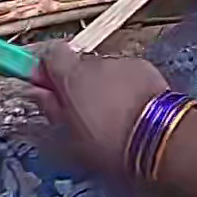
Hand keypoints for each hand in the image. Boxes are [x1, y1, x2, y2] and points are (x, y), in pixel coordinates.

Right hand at [31, 43, 168, 174]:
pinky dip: (126, 87)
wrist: (158, 136)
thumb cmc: (107, 143)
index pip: (50, 53)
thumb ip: (51, 108)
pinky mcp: (144, 66)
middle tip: (84, 111)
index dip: (48, 69)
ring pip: (104, 71)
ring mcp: (122, 62)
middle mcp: (95, 62)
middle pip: (79, 64)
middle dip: (79, 82)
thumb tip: (38, 91)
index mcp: (71, 75)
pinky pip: (127, 74)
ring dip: (104, 86)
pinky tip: (134, 110)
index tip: (49, 88)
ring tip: (114, 115)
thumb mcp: (70, 135)